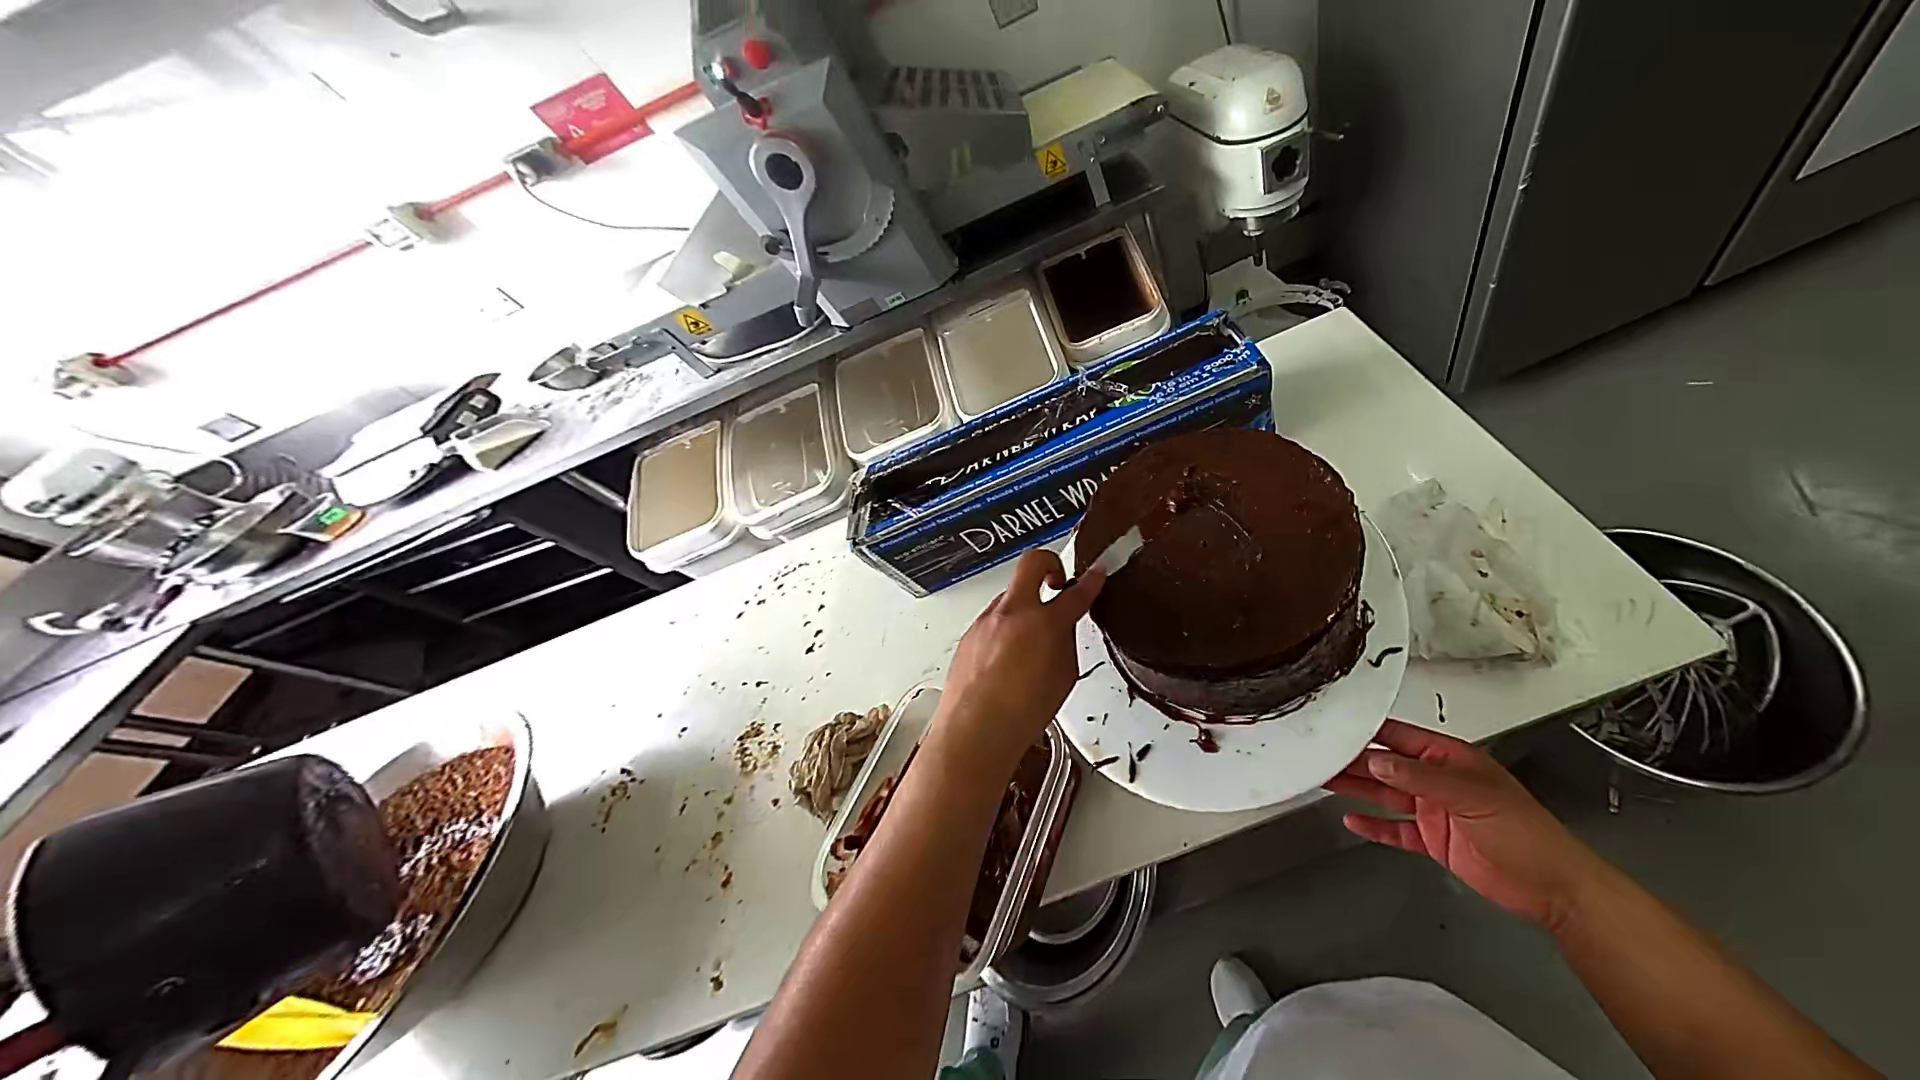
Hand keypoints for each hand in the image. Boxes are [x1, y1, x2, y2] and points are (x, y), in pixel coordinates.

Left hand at [934, 550, 1104, 777]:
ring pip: (1009, 593)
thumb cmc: (1018, 714)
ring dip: (1024, 604)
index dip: (1091, 580)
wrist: (974, 730)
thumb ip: (1066, 641)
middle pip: (1033, 563)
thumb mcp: (1063, 677)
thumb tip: (1063, 626)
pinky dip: (1005, 627)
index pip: (1076, 591)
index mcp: (1044, 623)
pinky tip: (1009, 657)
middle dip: (1050, 563)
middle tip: (1058, 579)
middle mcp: (1012, 613)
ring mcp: (986, 621)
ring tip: (1032, 639)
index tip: (1095, 574)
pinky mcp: (969, 633)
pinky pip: (992, 618)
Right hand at [1326, 719, 1604, 930]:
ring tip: (1324, 780)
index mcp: (1450, 758)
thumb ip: (1420, 776)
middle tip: (1320, 756)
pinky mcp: (1433, 839)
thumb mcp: (1471, 795)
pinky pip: (1394, 828)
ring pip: (1384, 794)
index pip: (1397, 736)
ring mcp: (1435, 810)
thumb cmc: (1531, 835)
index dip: (1365, 731)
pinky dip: (1374, 825)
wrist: (1557, 890)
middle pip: (1384, 765)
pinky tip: (1354, 820)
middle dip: (1352, 760)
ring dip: (1355, 788)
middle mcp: (1439, 780)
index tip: (1335, 728)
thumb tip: (1378, 760)